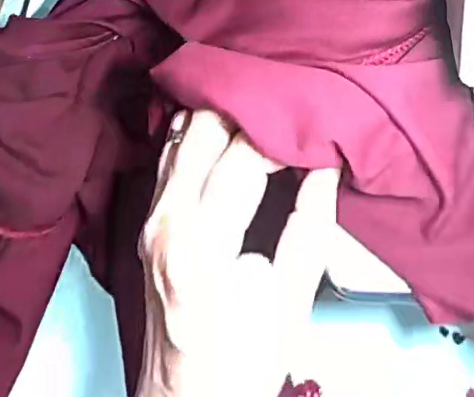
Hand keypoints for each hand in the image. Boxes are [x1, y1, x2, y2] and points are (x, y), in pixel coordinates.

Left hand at [136, 110, 340, 396]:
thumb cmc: (238, 370)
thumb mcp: (291, 303)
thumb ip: (310, 225)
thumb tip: (325, 165)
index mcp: (203, 245)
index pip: (245, 155)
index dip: (282, 132)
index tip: (309, 123)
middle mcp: (167, 222)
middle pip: (206, 130)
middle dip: (250, 108)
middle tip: (285, 106)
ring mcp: (150, 220)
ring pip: (181, 133)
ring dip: (221, 110)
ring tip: (260, 103)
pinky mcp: (147, 222)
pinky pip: (168, 155)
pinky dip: (194, 129)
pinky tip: (218, 119)